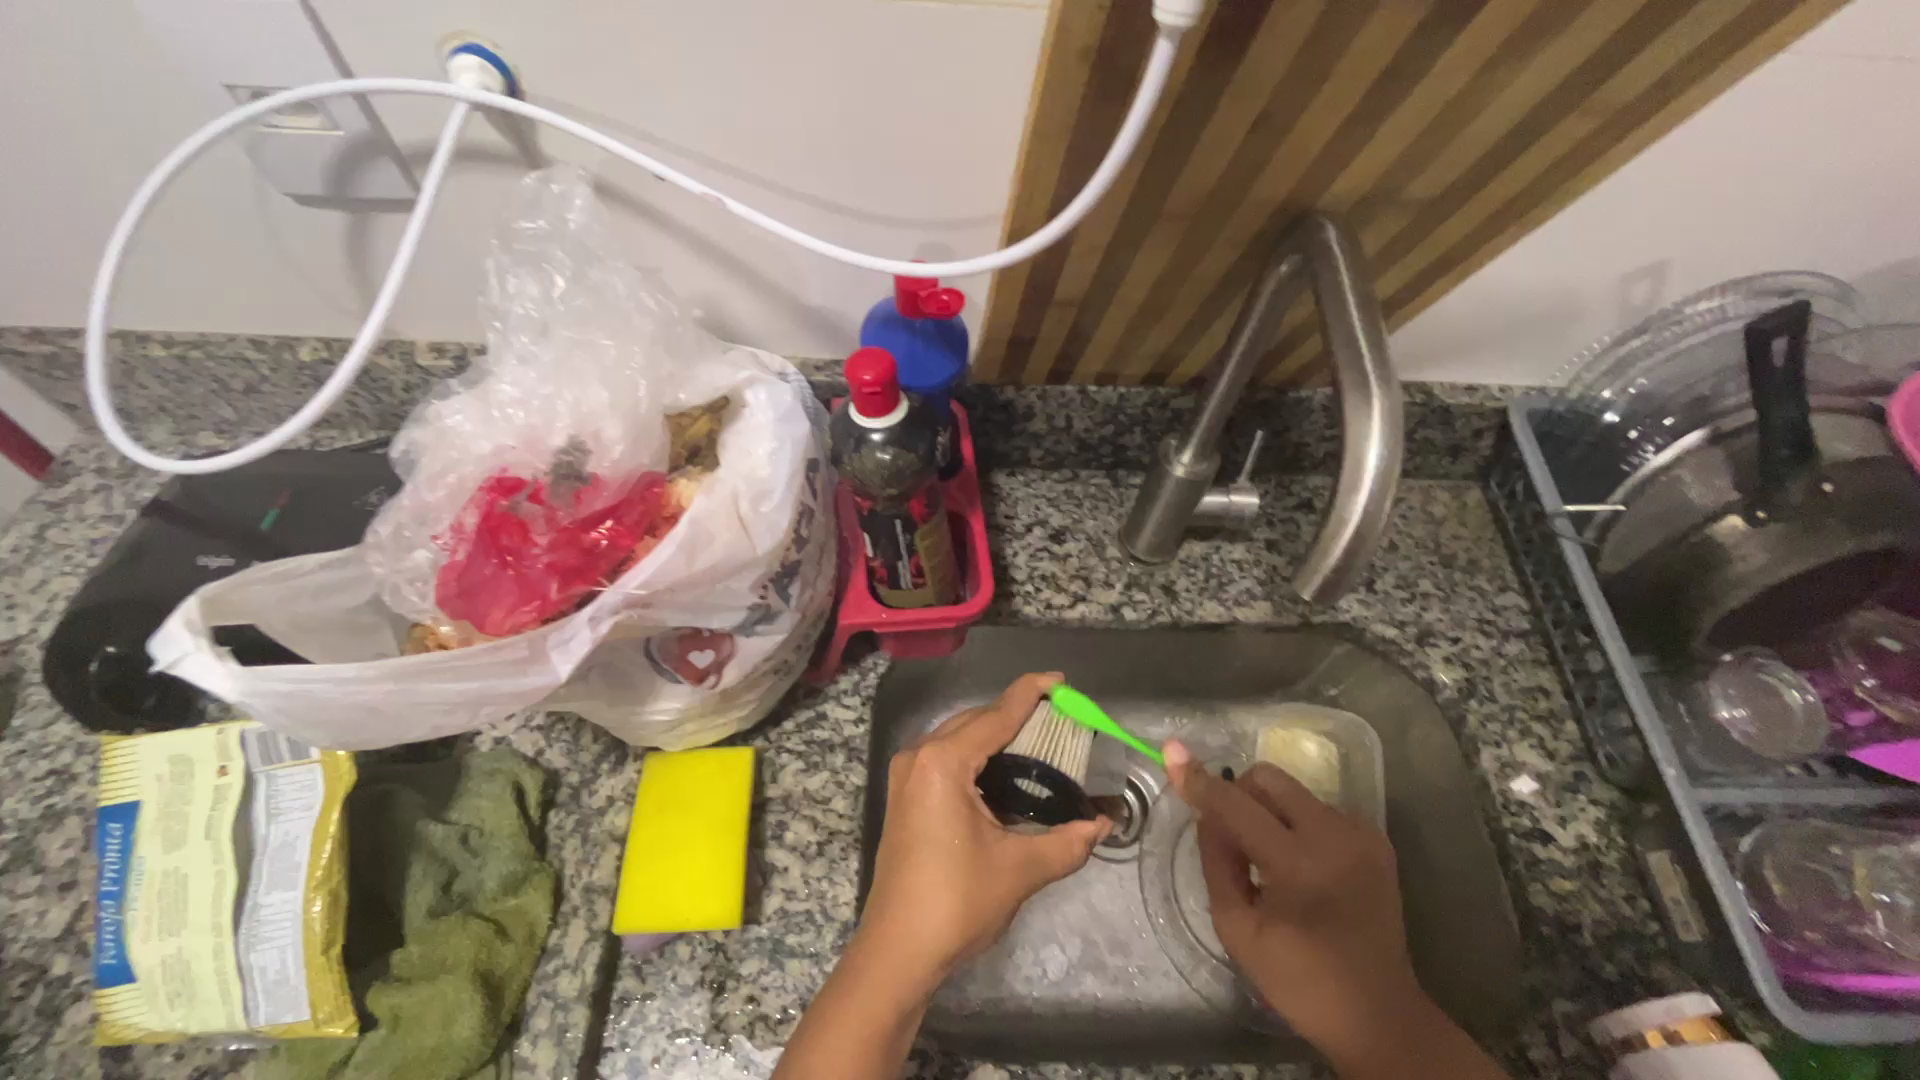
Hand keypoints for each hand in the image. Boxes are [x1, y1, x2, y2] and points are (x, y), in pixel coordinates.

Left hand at [859, 672, 1110, 984]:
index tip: (1060, 679)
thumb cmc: (957, 902)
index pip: (996, 715)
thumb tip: (1103, 825)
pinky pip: (946, 760)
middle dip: (1016, 715)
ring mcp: (907, 777)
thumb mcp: (1020, 869)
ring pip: (958, 739)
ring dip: (996, 737)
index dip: (1031, 693)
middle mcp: (920, 757)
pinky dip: (977, 759)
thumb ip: (1068, 841)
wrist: (898, 949)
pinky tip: (1006, 776)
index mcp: (943, 763)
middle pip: (975, 721)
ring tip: (1039, 744)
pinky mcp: (905, 797)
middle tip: (1060, 720)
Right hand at [1163, 739, 1424, 1054]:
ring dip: (1271, 813)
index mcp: (1298, 865)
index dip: (1200, 780)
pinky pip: (1321, 810)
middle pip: (1269, 779)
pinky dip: (1300, 826)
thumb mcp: (1237, 928)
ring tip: (1272, 862)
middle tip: (1234, 837)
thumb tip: (1207, 813)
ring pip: (1294, 793)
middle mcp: (1335, 836)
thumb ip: (1217, 861)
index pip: (1236, 805)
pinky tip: (1304, 867)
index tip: (1173, 754)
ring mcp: (1361, 835)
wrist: (1378, 1014)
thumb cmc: (1298, 980)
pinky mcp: (1376, 840)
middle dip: (1240, 794)